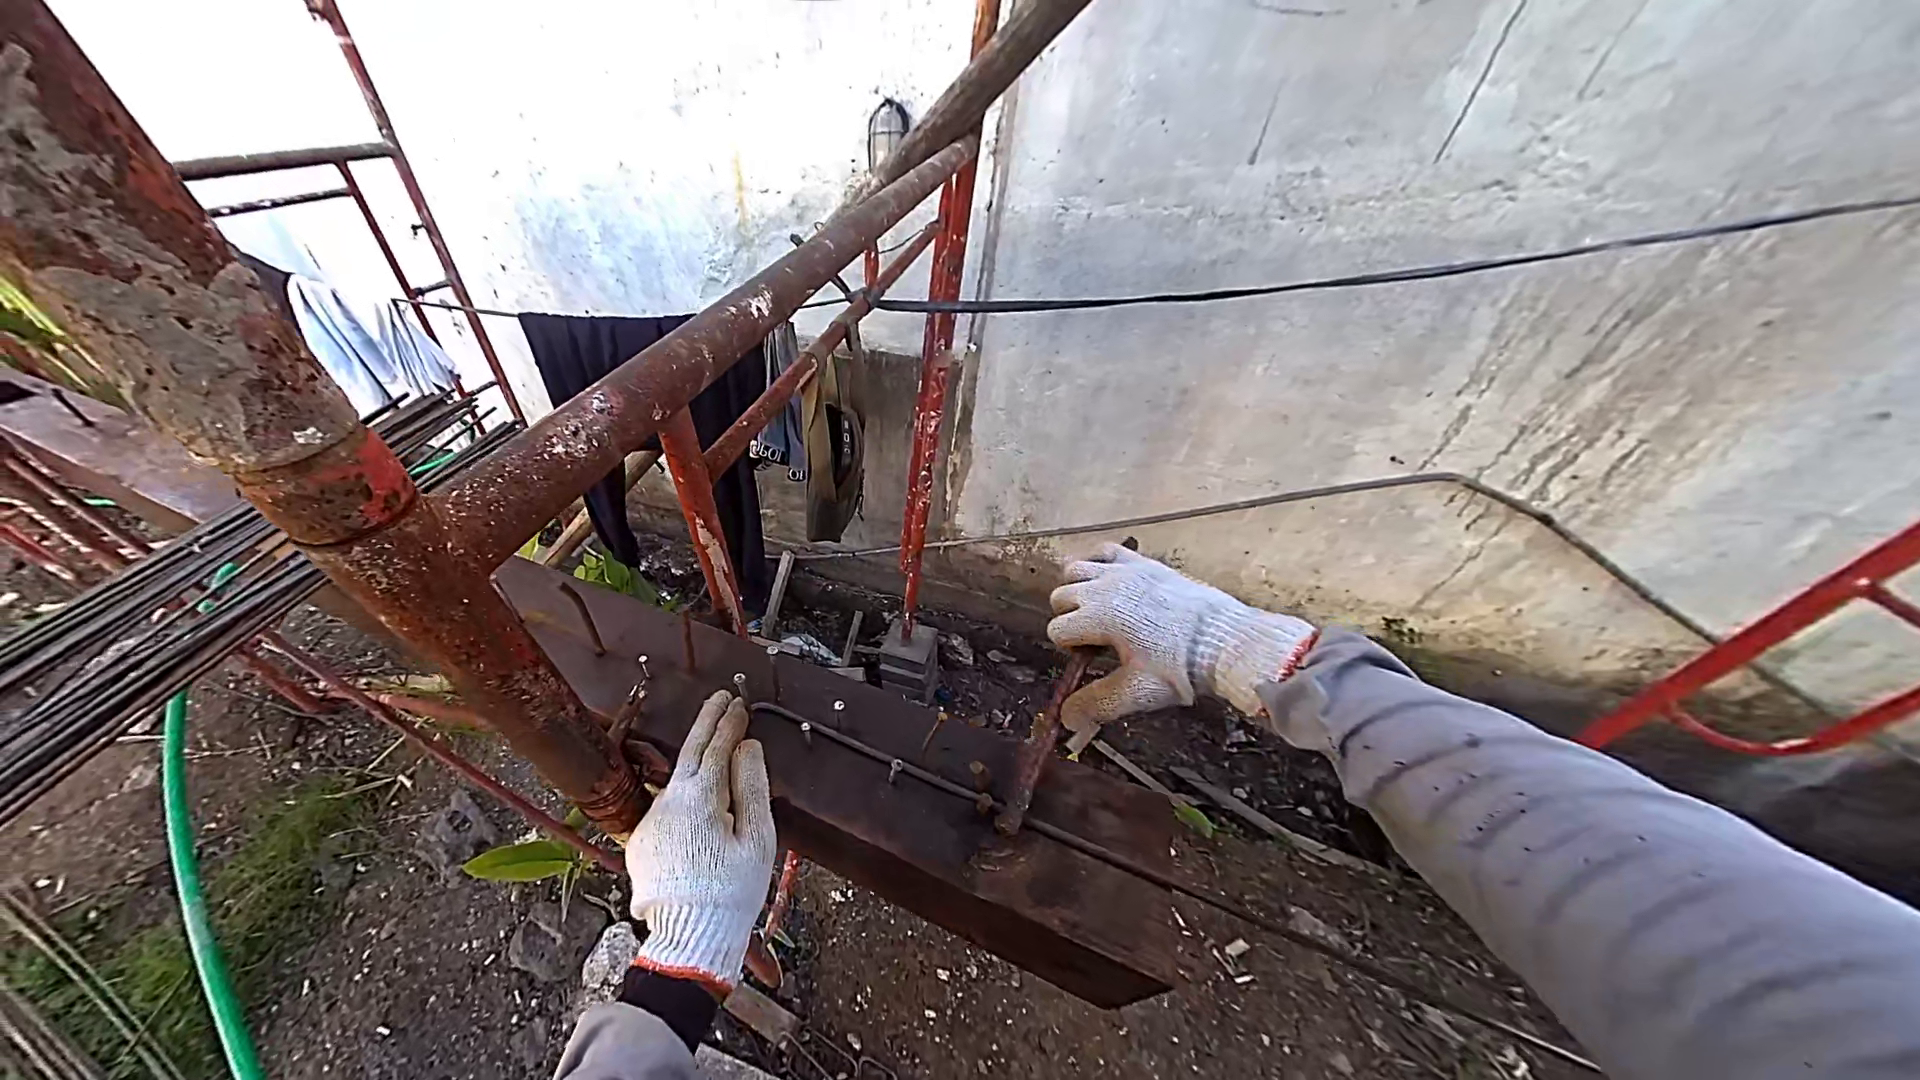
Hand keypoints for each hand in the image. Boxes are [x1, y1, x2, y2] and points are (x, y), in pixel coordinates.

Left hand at [624, 690, 777, 995]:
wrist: (687, 942)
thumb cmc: (731, 892)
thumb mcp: (756, 837)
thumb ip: (752, 785)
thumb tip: (747, 747)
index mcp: (701, 801)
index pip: (718, 748)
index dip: (730, 723)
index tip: (740, 703)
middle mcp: (669, 804)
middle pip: (690, 750)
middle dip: (707, 720)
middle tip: (721, 697)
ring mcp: (652, 822)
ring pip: (677, 775)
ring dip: (696, 751)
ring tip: (712, 733)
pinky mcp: (643, 840)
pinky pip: (668, 801)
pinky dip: (684, 784)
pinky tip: (698, 784)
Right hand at [1047, 544, 1315, 741]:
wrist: (1226, 642)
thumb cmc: (1182, 668)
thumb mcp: (1136, 692)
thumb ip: (1096, 704)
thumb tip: (1066, 719)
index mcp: (1100, 617)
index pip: (1058, 629)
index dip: (1071, 648)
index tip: (1093, 658)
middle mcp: (1105, 587)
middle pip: (1061, 597)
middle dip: (1071, 618)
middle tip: (1096, 638)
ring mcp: (1124, 571)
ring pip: (1075, 570)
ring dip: (1078, 589)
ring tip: (1098, 610)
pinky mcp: (1143, 564)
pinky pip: (1106, 551)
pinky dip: (1097, 562)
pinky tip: (1106, 579)